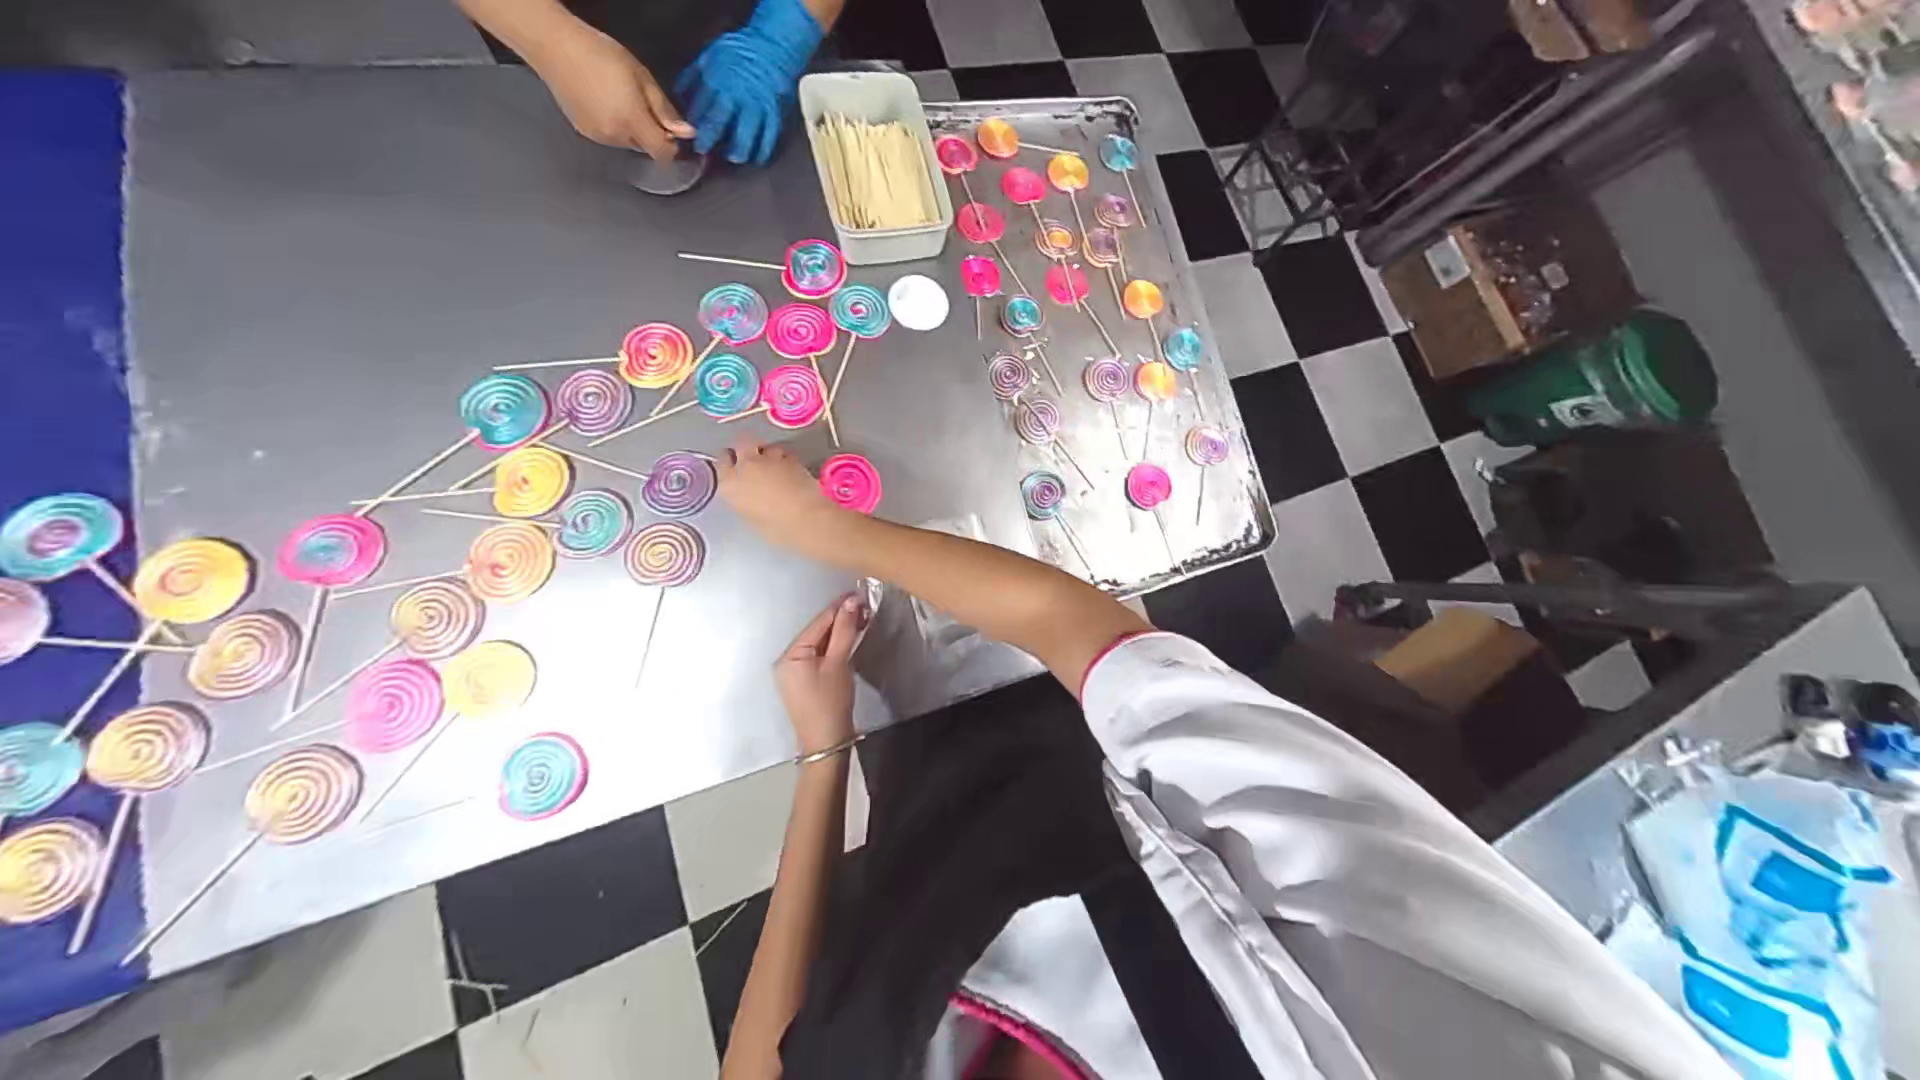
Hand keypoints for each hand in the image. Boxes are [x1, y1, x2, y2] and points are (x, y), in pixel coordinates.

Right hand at [532, 23, 694, 160]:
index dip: (672, 145)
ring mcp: (599, 137)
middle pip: (646, 148)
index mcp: (632, 121)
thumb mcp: (641, 77)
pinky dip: (615, 128)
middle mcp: (616, 136)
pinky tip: (605, 104)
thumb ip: (665, 110)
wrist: (553, 45)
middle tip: (641, 104)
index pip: (663, 154)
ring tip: (619, 100)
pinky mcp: (585, 133)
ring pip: (629, 143)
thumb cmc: (600, 54)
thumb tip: (687, 133)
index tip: (671, 129)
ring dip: (633, 130)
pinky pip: (611, 138)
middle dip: (651, 133)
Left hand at [675, 0, 823, 164]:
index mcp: (717, 81)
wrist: (772, 47)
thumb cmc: (739, 52)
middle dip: (709, 141)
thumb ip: (694, 77)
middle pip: (719, 124)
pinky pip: (769, 138)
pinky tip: (757, 158)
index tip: (688, 135)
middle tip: (703, 152)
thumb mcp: (709, 56)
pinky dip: (763, 151)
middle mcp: (736, 96)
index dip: (693, 124)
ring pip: (745, 136)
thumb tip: (680, 95)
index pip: (700, 108)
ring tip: (733, 158)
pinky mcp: (773, 114)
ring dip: (738, 151)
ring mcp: (756, 107)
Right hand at [717, 437, 842, 544]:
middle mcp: (745, 466)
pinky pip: (784, 453)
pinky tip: (793, 471)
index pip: (723, 461)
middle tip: (758, 460)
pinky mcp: (790, 457)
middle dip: (749, 449)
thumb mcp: (751, 516)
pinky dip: (786, 459)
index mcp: (729, 484)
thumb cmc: (776, 528)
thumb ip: (745, 498)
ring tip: (779, 468)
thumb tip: (751, 493)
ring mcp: (768, 458)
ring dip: (770, 454)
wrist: (805, 518)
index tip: (738, 466)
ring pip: (766, 447)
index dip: (732, 462)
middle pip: (742, 444)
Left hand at [776, 593, 864, 753]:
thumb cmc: (830, 703)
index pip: (818, 623)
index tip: (858, 593)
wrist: (827, 744)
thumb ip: (845, 630)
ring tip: (861, 618)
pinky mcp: (806, 682)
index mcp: (790, 655)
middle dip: (840, 619)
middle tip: (864, 606)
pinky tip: (850, 639)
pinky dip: (835, 647)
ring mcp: (795, 673)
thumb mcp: (839, 663)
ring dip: (840, 632)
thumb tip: (852, 602)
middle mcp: (787, 661)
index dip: (839, 607)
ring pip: (820, 644)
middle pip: (817, 632)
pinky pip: (820, 656)